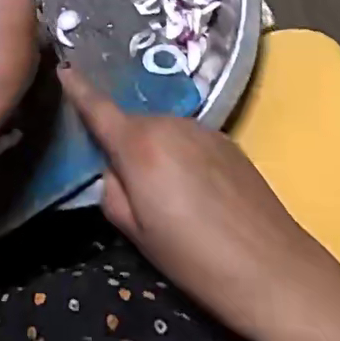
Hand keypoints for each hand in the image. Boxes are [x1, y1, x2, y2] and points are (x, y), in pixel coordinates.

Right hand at [58, 66, 339, 340]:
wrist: (276, 272)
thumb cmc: (196, 258)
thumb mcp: (137, 232)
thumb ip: (111, 189)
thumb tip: (112, 169)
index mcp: (139, 145)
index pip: (98, 107)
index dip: (77, 87)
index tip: (63, 68)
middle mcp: (168, 123)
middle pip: (132, 124)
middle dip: (126, 145)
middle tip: (135, 187)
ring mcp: (201, 128)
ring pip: (162, 132)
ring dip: (157, 151)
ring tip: (174, 195)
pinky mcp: (227, 140)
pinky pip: (189, 139)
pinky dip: (184, 156)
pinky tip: (201, 193)